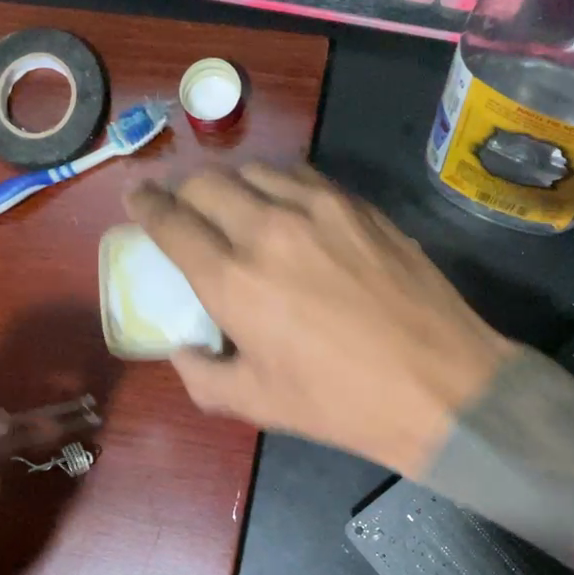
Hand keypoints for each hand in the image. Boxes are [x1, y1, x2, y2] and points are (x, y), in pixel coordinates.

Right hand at [125, 163, 519, 473]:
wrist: (437, 385)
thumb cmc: (339, 403)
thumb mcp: (257, 404)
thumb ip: (202, 375)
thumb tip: (182, 349)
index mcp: (233, 280)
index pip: (171, 222)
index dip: (145, 205)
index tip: (136, 198)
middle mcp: (268, 229)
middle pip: (206, 184)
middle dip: (182, 191)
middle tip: (181, 208)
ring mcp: (320, 209)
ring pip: (255, 171)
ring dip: (230, 184)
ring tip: (231, 205)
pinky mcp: (360, 207)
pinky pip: (302, 177)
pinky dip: (277, 184)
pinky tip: (284, 205)